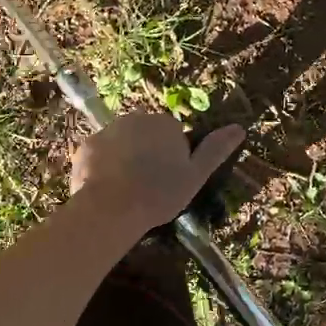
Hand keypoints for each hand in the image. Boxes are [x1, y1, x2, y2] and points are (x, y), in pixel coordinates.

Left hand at [69, 112, 243, 229]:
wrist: (111, 206)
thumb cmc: (160, 192)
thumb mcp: (195, 175)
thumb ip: (215, 150)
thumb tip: (239, 128)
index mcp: (164, 123)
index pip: (172, 135)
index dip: (172, 158)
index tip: (169, 181)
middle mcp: (134, 118)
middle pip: (145, 135)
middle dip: (147, 154)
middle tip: (148, 186)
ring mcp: (107, 130)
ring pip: (121, 144)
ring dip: (124, 160)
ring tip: (126, 191)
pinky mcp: (86, 146)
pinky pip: (99, 155)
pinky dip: (102, 168)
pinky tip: (107, 189)